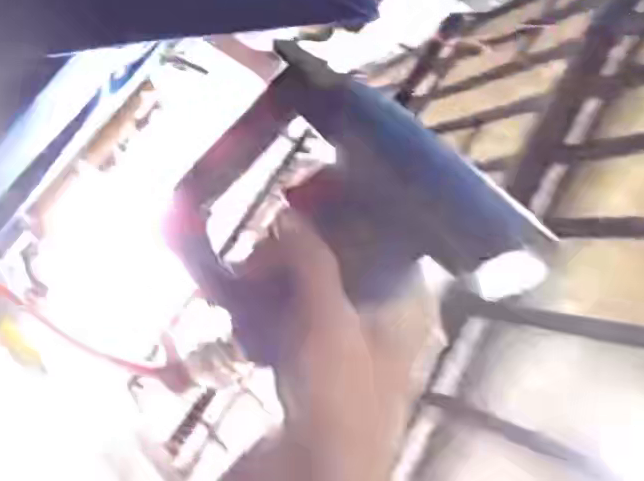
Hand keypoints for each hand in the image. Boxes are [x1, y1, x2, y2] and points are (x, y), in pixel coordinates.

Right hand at [230, 215, 439, 480]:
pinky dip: (268, 292)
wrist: (320, 466)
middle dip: (299, 240)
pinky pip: (290, 305)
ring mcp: (346, 336)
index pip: (386, 241)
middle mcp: (380, 315)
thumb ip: (311, 259)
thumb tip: (286, 209)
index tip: (309, 190)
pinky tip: (241, 286)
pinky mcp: (314, 354)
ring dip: (277, 265)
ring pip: (311, 279)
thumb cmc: (340, 393)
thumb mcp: (328, 319)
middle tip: (263, 230)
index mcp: (402, 306)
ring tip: (245, 258)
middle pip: (342, 257)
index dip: (352, 213)